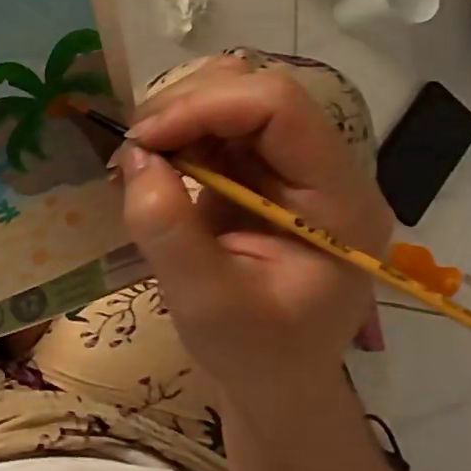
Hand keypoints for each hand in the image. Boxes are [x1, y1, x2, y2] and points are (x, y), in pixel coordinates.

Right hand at [117, 67, 393, 387]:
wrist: (276, 379)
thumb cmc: (256, 354)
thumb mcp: (206, 304)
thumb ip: (169, 231)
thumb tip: (135, 156)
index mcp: (338, 200)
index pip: (281, 108)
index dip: (206, 107)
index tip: (145, 141)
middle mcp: (324, 168)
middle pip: (254, 90)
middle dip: (184, 107)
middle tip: (132, 150)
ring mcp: (292, 165)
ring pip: (233, 97)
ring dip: (176, 116)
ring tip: (139, 157)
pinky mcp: (263, 170)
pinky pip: (217, 124)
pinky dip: (177, 132)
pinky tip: (153, 162)